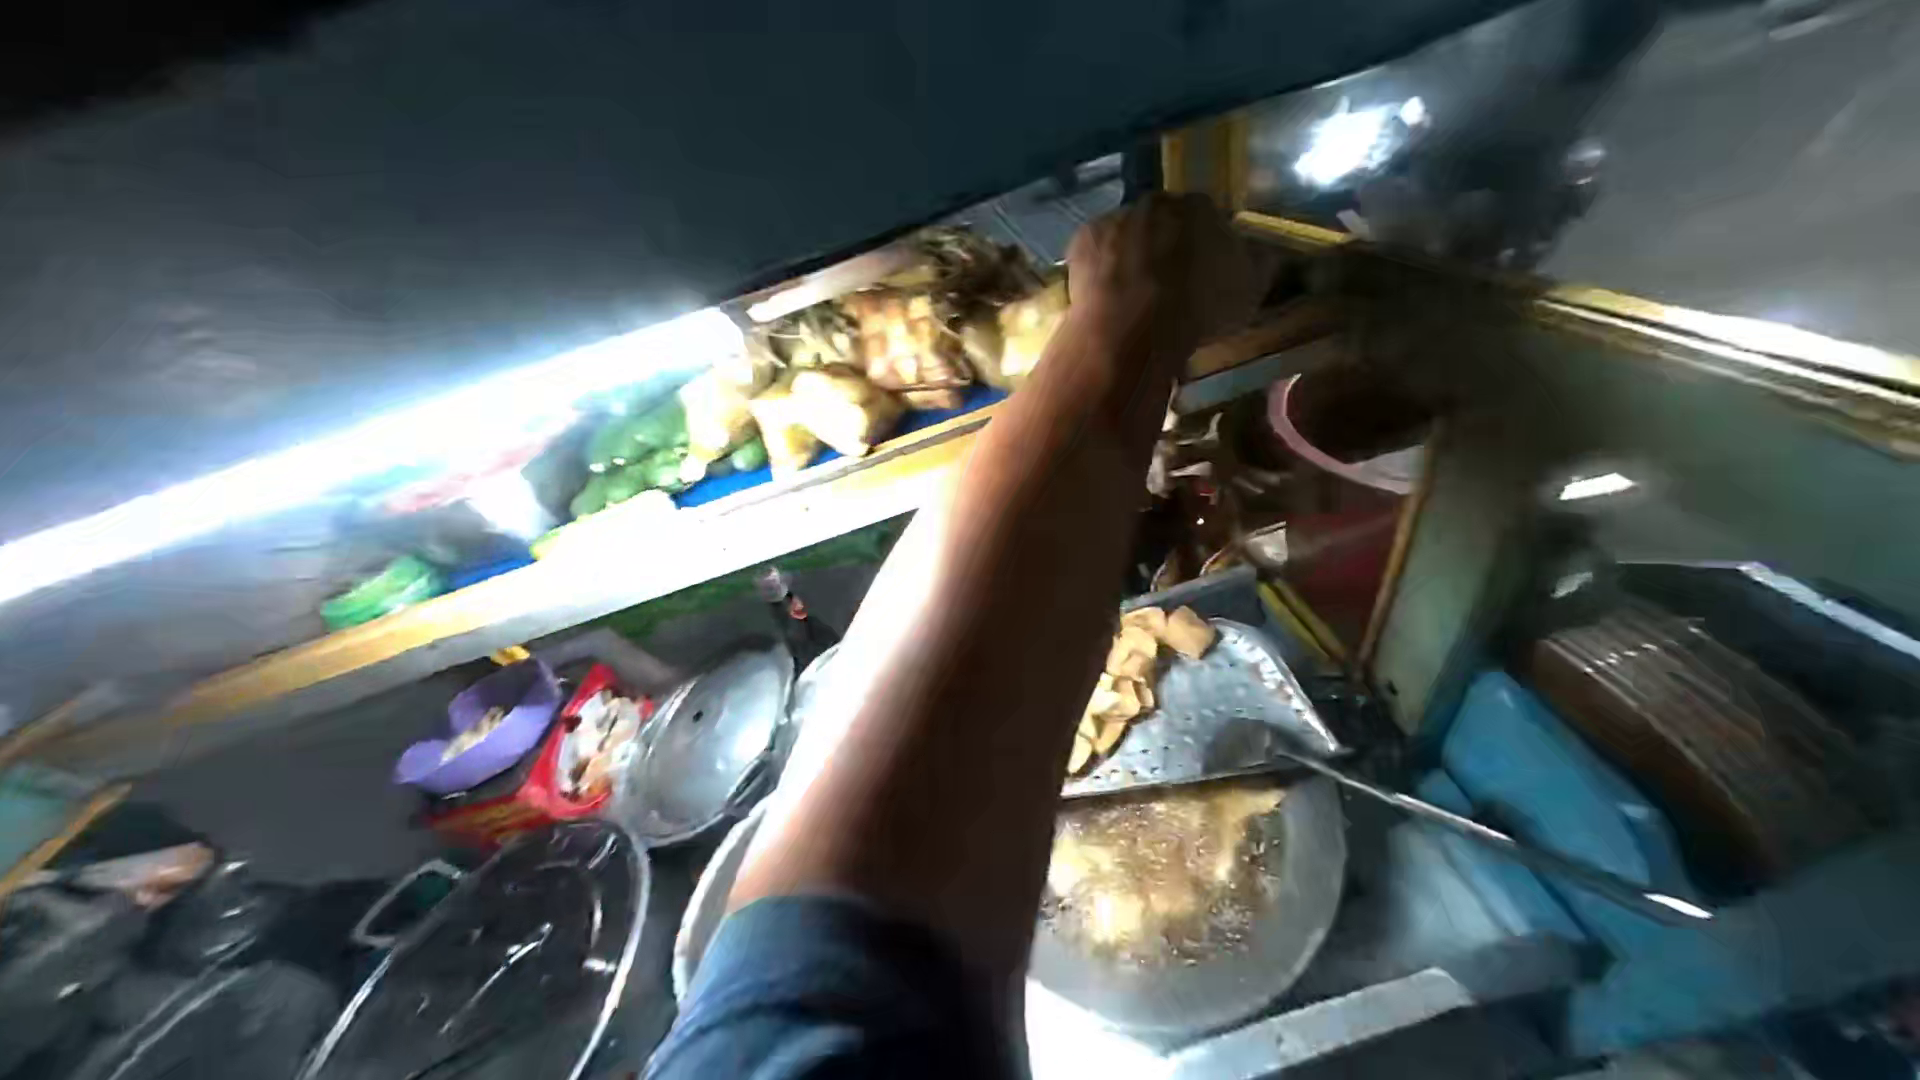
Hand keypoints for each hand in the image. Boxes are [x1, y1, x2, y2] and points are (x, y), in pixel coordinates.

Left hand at [1065, 192, 1267, 350]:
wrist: (1135, 326)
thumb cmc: (1198, 309)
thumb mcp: (1248, 292)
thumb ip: (1258, 263)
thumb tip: (1262, 250)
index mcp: (1201, 206)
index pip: (1205, 218)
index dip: (1201, 246)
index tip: (1197, 273)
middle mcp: (1157, 201)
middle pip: (1161, 222)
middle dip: (1162, 246)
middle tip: (1161, 284)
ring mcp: (1115, 219)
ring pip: (1124, 235)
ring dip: (1127, 256)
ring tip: (1128, 295)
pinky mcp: (1082, 242)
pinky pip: (1093, 252)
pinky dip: (1097, 268)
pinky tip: (1102, 295)